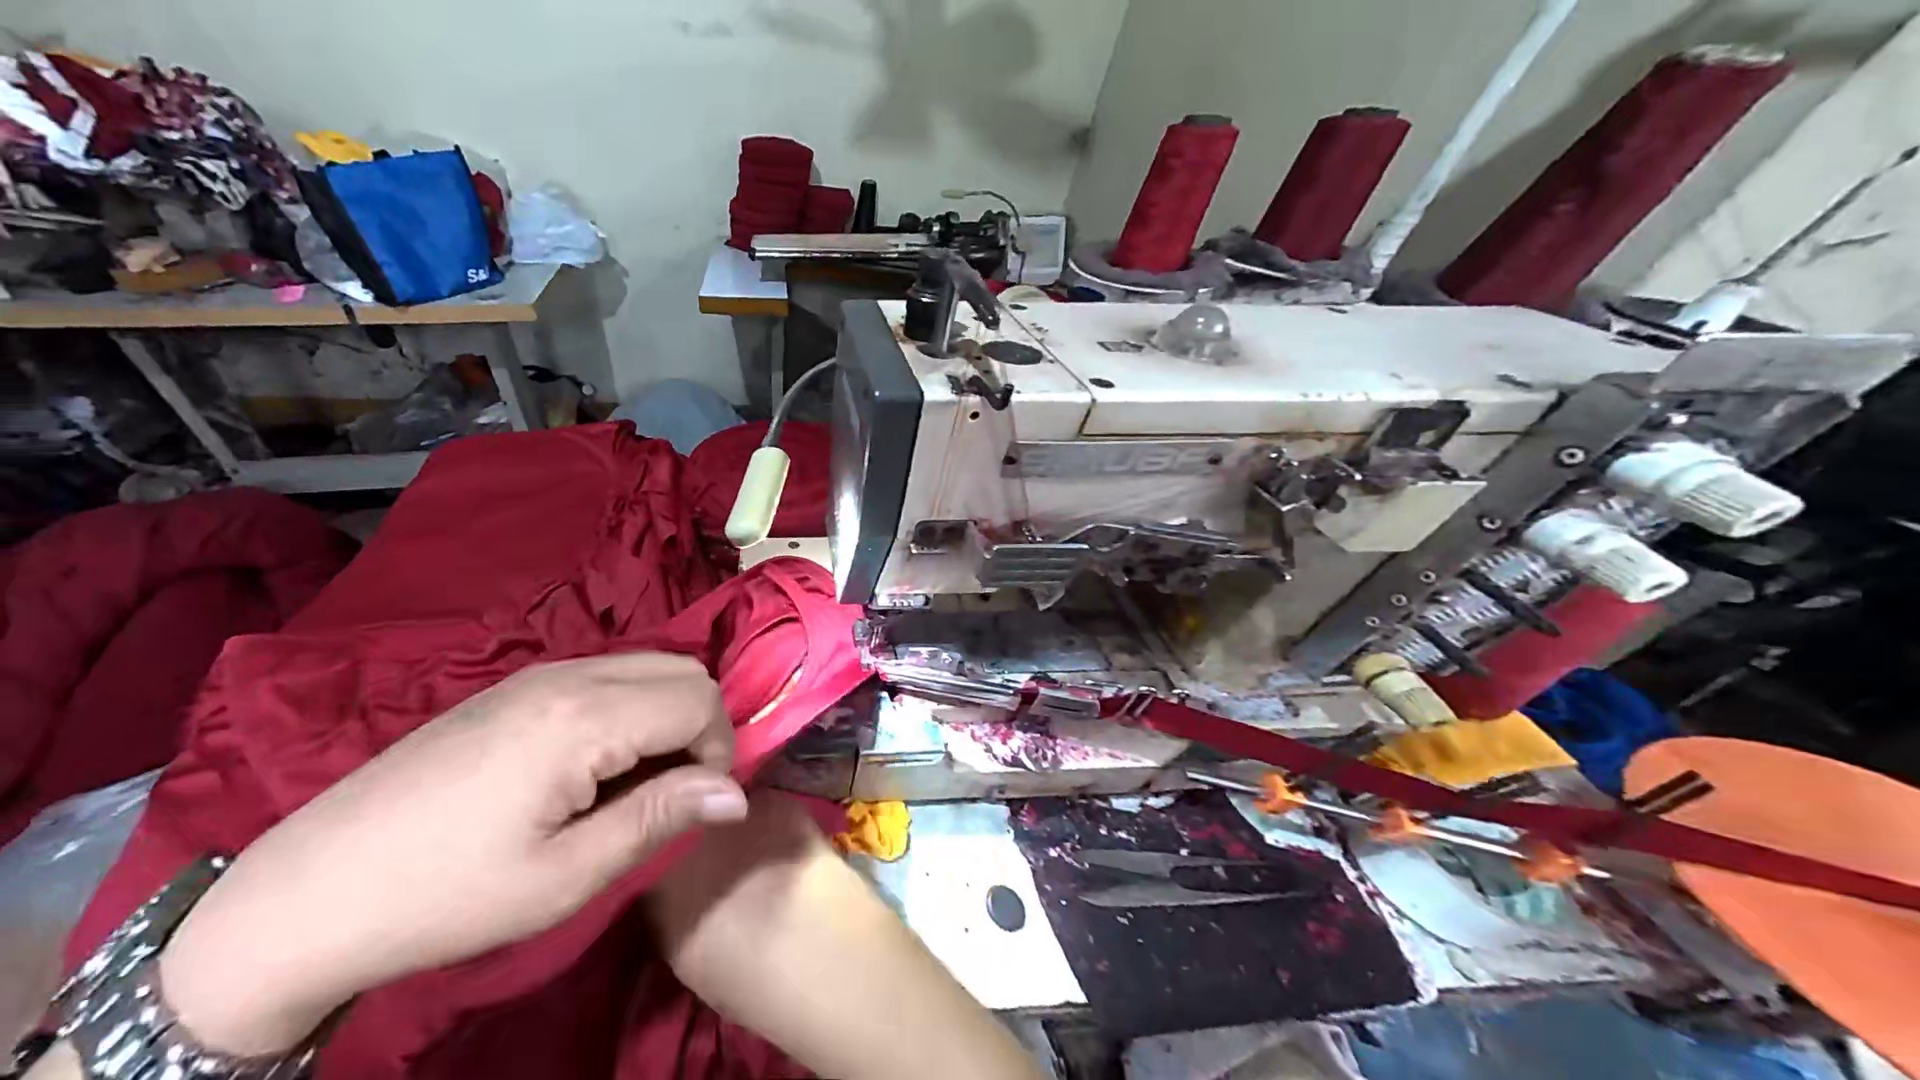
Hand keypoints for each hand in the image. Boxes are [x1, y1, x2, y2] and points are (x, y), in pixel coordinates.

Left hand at [155, 653, 748, 1055]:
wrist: (307, 893)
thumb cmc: (447, 894)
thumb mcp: (567, 875)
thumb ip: (661, 817)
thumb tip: (737, 793)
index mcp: (584, 716)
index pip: (701, 700)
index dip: (718, 751)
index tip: (692, 804)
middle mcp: (568, 674)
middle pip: (684, 670)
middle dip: (700, 725)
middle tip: (669, 791)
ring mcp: (536, 673)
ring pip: (648, 666)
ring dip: (666, 714)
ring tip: (631, 781)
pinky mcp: (513, 685)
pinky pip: (607, 674)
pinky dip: (630, 707)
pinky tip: (591, 764)